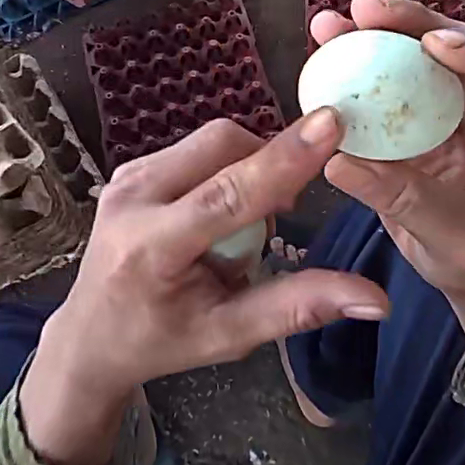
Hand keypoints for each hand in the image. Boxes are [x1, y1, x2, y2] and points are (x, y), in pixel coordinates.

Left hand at [21, 112, 388, 464]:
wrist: (89, 334)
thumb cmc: (159, 341)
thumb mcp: (228, 335)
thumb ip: (296, 307)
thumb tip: (374, 300)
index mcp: (150, 247)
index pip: (227, 194)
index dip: (282, 159)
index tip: (330, 123)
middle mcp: (131, 198)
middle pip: (222, 146)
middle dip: (266, 166)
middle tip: (275, 216)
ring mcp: (125, 177)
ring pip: (211, 141)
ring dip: (244, 171)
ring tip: (237, 227)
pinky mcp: (128, 169)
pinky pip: (194, 149)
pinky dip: (221, 172)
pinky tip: (213, 214)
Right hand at [311, 0, 464, 301]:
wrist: (464, 269)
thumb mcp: (456, 237)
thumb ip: (404, 198)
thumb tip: (339, 161)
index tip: (435, 46)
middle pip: (459, 46)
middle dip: (413, 23)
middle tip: (365, 10)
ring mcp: (443, 110)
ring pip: (414, 57)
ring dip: (372, 37)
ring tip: (329, 26)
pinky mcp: (407, 120)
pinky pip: (381, 87)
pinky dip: (351, 70)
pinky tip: (321, 55)